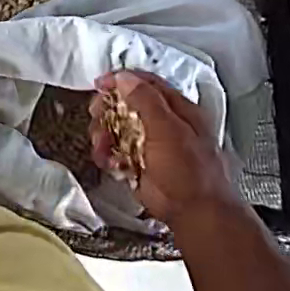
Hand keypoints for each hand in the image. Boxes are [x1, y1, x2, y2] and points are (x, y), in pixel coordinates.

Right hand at [89, 71, 243, 224]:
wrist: (193, 212)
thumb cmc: (190, 171)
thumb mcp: (167, 129)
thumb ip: (146, 101)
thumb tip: (124, 78)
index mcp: (177, 109)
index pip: (146, 84)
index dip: (122, 80)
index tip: (100, 84)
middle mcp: (162, 123)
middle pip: (126, 105)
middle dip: (106, 110)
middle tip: (96, 115)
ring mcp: (149, 143)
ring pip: (116, 128)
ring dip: (103, 134)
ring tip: (102, 145)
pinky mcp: (137, 162)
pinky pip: (114, 151)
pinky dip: (107, 154)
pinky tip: (109, 161)